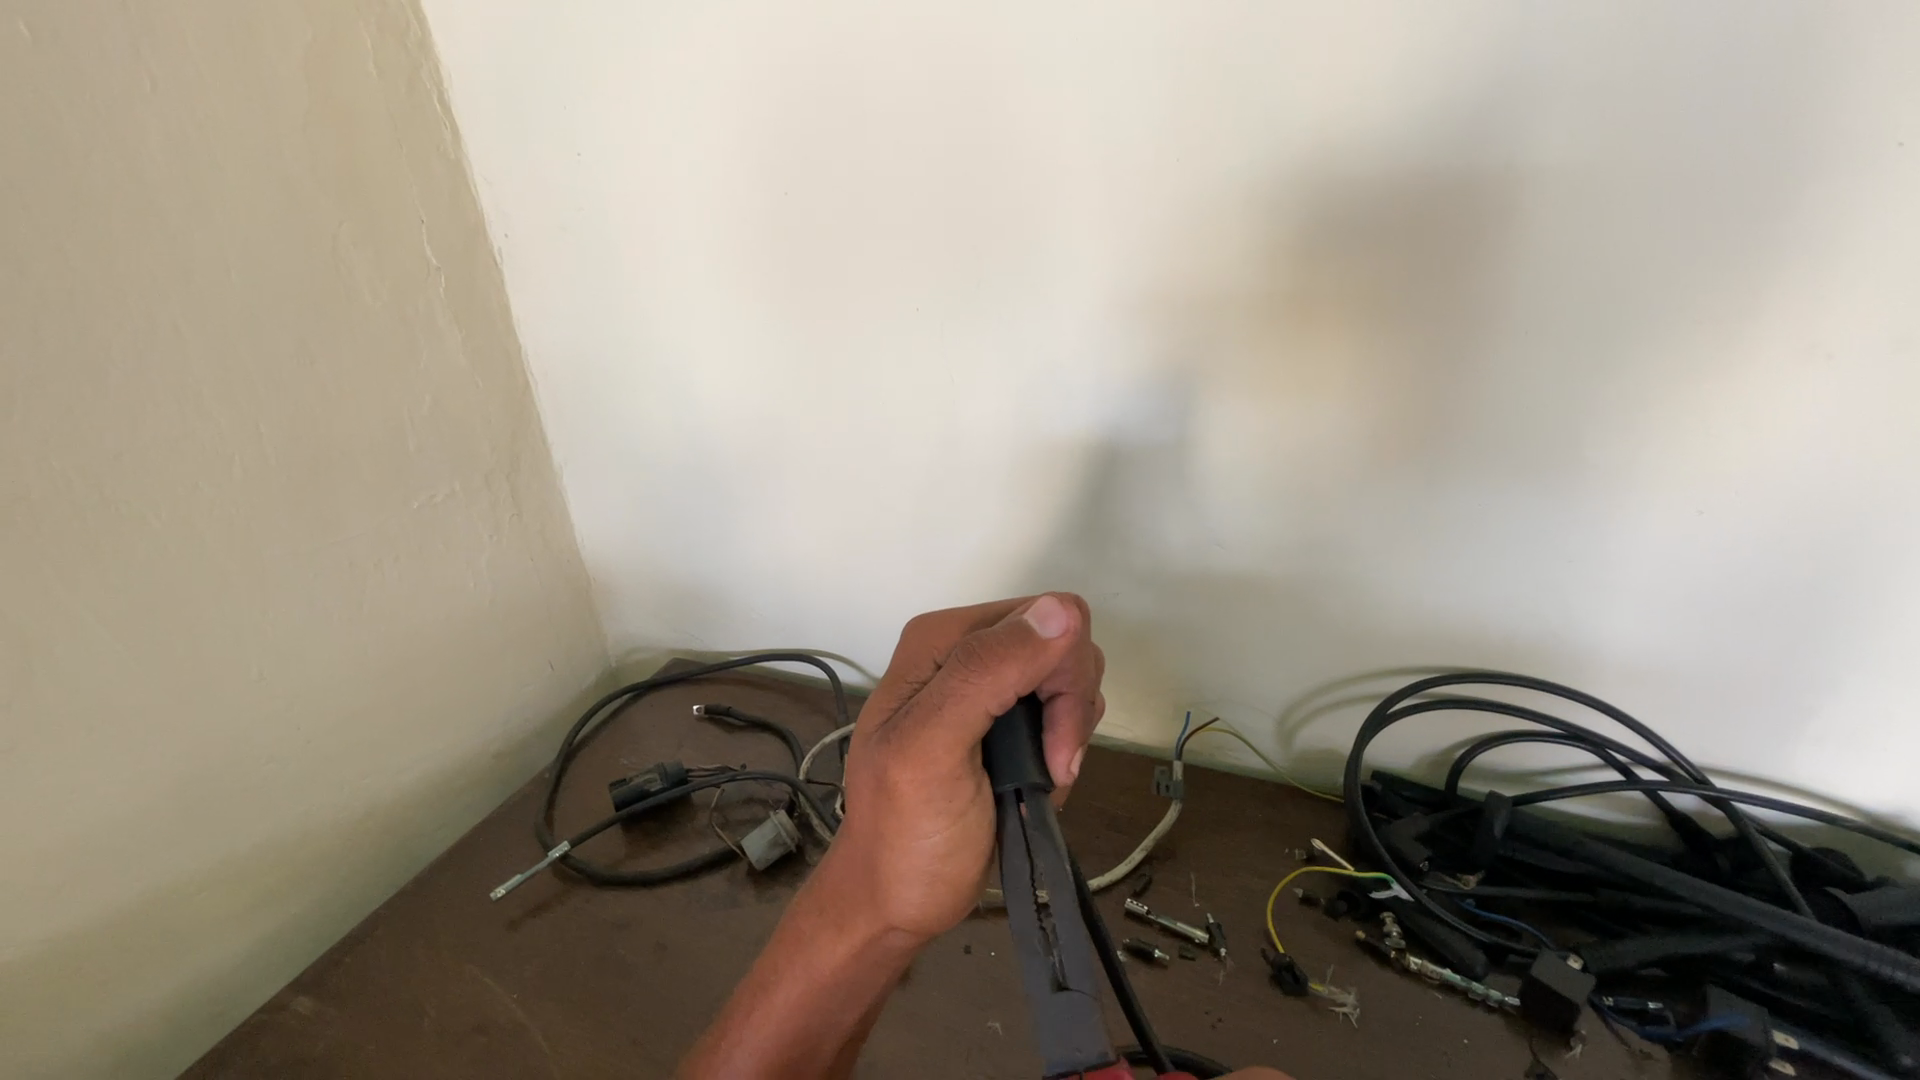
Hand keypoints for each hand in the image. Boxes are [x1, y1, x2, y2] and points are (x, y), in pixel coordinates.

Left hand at [823, 593, 1104, 942]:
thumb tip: (1060, 611)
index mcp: (943, 639)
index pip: (1046, 615)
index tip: (1047, 743)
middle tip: (1047, 768)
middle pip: (1065, 643)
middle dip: (1068, 708)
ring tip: (1034, 780)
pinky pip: (1065, 710)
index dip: (1062, 676)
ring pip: (1071, 677)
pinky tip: (1036, 782)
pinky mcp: (1008, 720)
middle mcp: (967, 650)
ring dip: (1067, 734)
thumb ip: (986, 673)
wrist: (895, 900)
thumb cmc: (904, 832)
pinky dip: (1064, 749)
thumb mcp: (931, 748)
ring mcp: (989, 684)